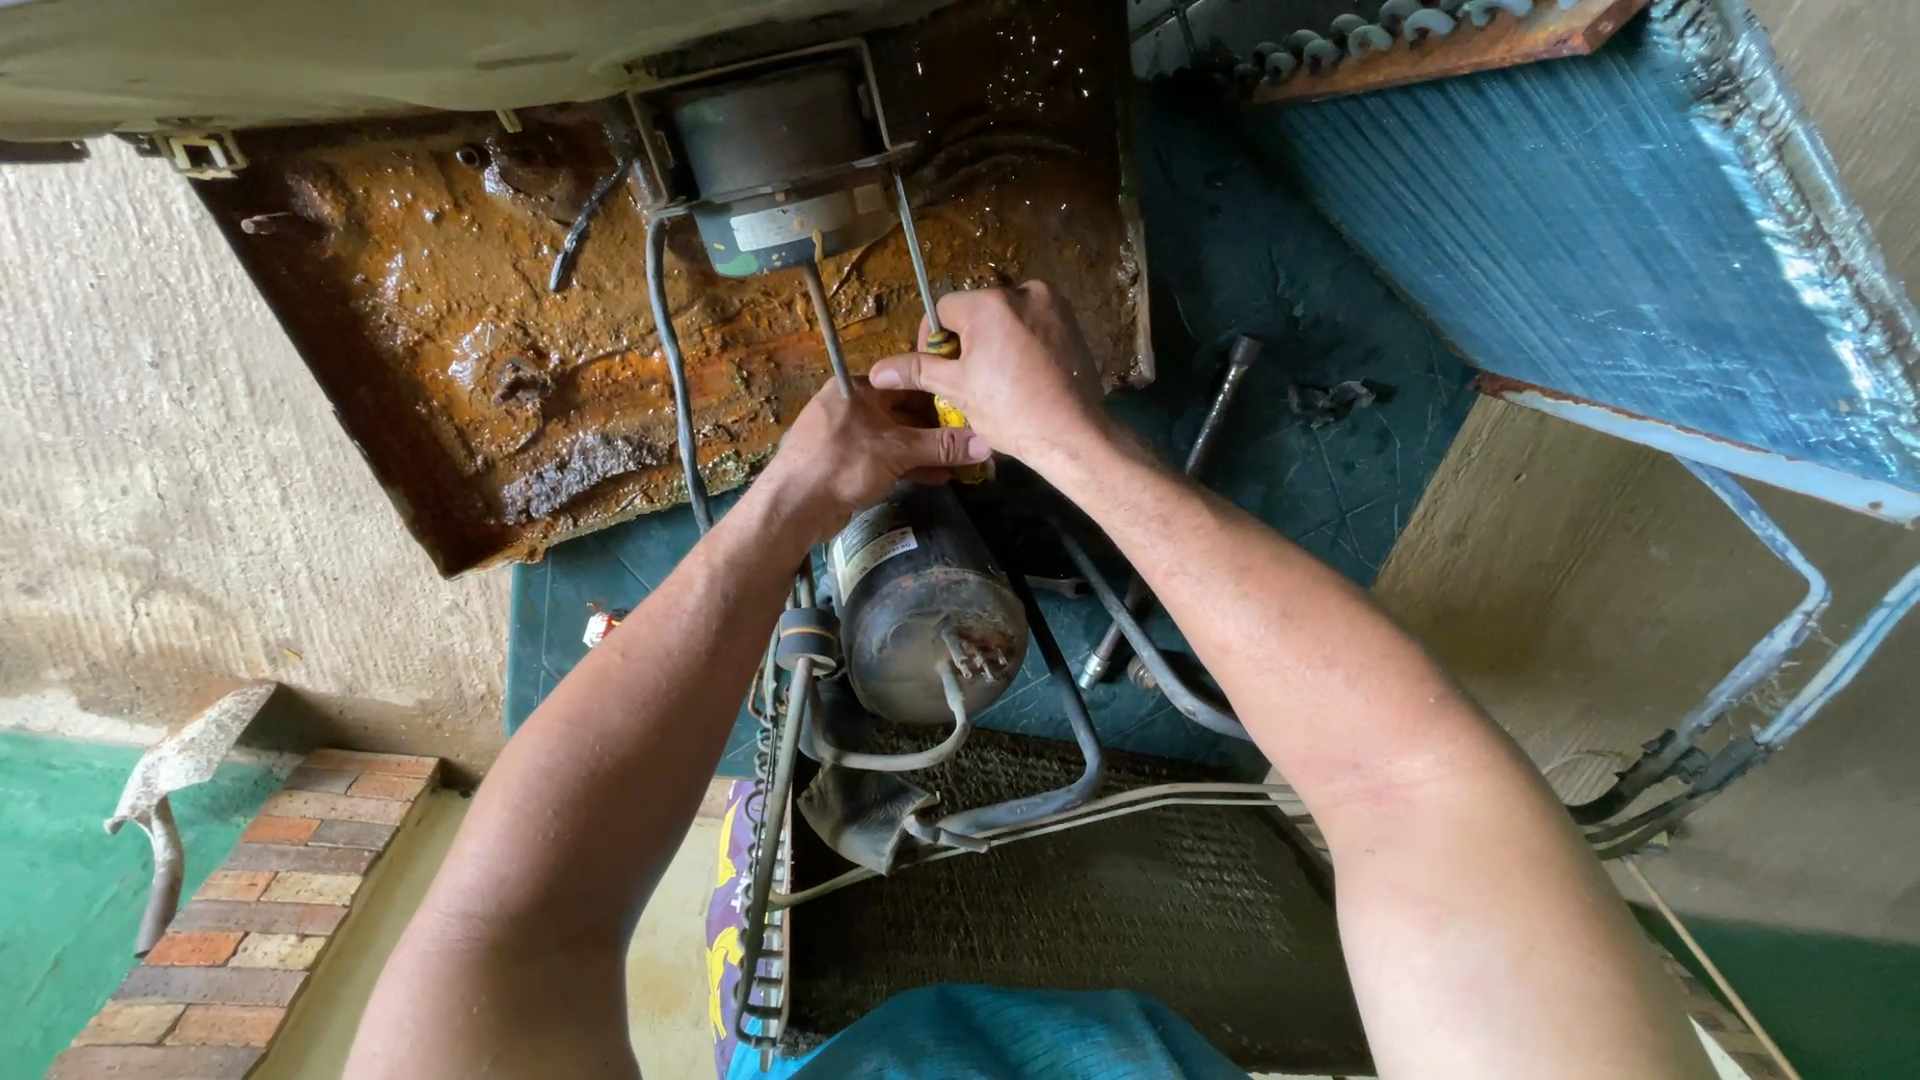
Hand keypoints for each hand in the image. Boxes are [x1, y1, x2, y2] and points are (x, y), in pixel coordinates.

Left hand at [756, 377, 990, 543]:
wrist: (793, 507)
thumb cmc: (842, 464)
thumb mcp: (898, 451)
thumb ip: (942, 446)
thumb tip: (987, 443)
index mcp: (858, 388)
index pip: (911, 383)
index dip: (943, 397)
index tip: (973, 411)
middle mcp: (853, 406)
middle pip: (906, 413)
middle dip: (938, 431)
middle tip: (973, 442)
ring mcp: (849, 437)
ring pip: (898, 440)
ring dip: (928, 453)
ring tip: (962, 465)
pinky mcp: (849, 465)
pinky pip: (887, 460)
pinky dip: (911, 467)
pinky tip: (939, 478)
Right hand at [867, 281, 1108, 465]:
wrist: (1072, 434)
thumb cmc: (1009, 410)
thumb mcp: (957, 389)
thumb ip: (918, 371)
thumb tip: (878, 371)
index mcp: (991, 302)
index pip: (943, 308)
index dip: (933, 340)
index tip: (939, 371)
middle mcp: (1024, 291)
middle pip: (977, 312)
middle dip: (967, 342)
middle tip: (968, 381)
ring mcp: (1054, 306)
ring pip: (1007, 319)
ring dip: (995, 343)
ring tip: (997, 382)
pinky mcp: (1073, 324)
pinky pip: (1034, 327)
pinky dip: (1023, 345)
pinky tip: (1024, 378)